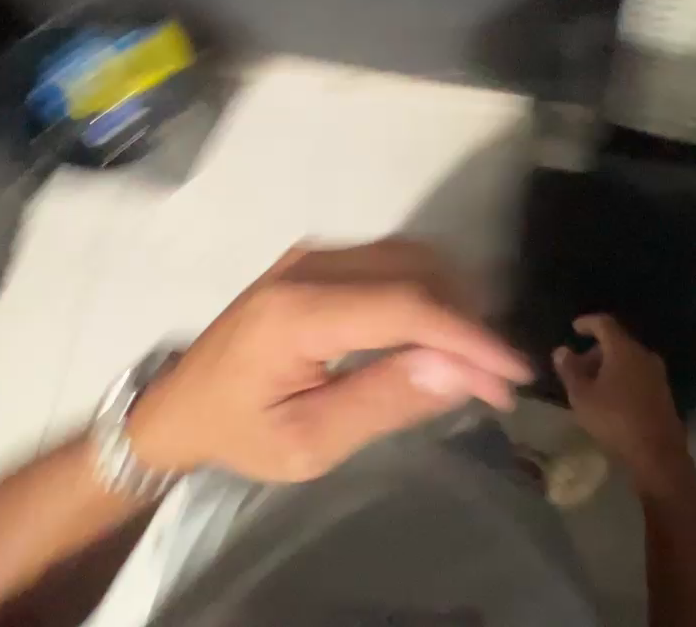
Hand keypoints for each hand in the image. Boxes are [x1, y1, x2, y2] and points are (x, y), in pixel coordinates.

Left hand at [127, 240, 531, 482]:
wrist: (181, 402)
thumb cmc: (240, 431)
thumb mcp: (308, 442)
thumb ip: (383, 401)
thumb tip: (460, 369)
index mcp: (297, 313)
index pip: (403, 306)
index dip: (467, 336)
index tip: (513, 373)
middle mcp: (309, 265)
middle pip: (415, 271)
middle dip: (467, 322)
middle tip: (494, 383)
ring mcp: (313, 254)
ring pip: (410, 257)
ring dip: (452, 302)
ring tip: (472, 363)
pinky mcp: (319, 257)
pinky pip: (392, 259)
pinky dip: (428, 291)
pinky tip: (439, 333)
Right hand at [554, 314, 691, 487]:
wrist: (658, 456)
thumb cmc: (614, 419)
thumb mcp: (582, 395)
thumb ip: (569, 370)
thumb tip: (562, 351)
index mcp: (624, 349)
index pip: (604, 323)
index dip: (587, 322)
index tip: (574, 328)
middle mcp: (644, 355)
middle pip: (617, 342)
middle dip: (595, 351)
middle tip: (577, 367)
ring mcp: (657, 375)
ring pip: (628, 360)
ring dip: (608, 367)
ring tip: (591, 386)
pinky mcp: (664, 394)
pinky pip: (638, 375)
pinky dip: (622, 378)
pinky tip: (611, 399)